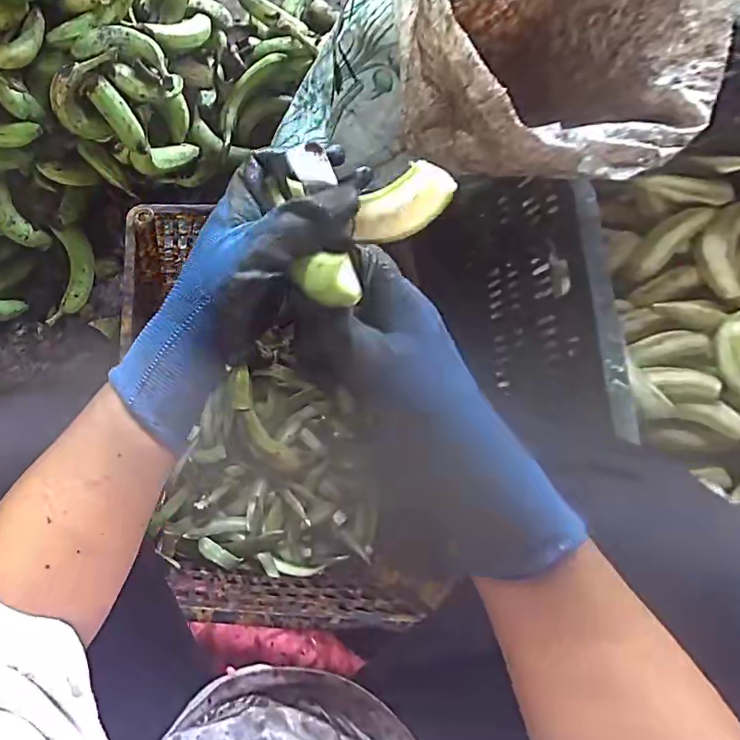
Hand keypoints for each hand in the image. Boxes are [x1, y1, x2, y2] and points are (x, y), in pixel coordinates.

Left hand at [109, 158, 358, 452]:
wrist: (204, 348)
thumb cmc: (219, 291)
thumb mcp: (258, 248)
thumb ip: (302, 218)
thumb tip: (351, 191)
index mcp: (241, 204)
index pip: (267, 165)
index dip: (297, 156)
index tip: (331, 156)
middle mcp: (257, 221)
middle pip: (295, 192)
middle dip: (327, 183)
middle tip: (363, 176)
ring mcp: (271, 251)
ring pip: (308, 224)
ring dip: (337, 215)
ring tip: (368, 203)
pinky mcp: (284, 278)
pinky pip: (313, 254)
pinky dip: (335, 248)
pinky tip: (357, 244)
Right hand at [300, 246, 586, 579]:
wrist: (468, 484)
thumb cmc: (424, 412)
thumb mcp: (372, 361)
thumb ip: (332, 321)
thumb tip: (292, 278)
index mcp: (399, 300)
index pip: (356, 255)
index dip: (317, 254)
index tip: (275, 269)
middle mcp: (391, 318)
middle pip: (339, 292)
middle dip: (305, 303)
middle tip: (272, 319)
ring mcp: (384, 352)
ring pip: (333, 328)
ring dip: (307, 339)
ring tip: (282, 354)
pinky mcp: (375, 384)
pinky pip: (337, 361)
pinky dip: (317, 367)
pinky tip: (300, 381)